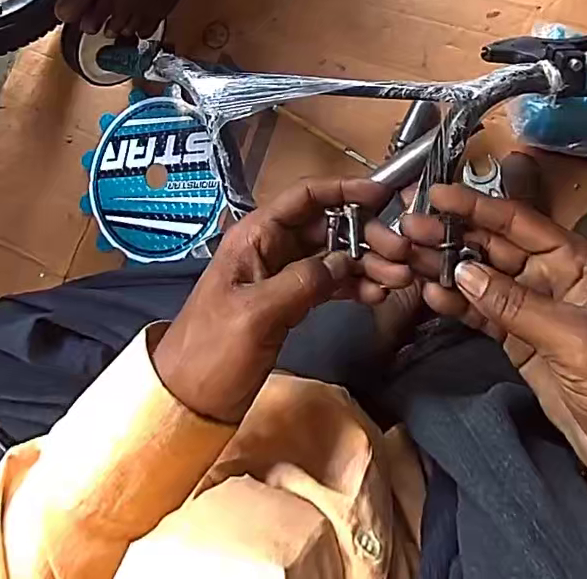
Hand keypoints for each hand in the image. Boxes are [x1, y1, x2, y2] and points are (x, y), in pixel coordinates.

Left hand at [152, 178, 414, 421]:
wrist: (188, 398)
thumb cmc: (212, 350)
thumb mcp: (256, 313)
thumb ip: (301, 282)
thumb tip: (344, 262)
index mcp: (255, 235)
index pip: (303, 197)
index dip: (342, 189)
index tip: (381, 193)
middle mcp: (270, 246)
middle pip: (325, 225)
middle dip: (364, 232)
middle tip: (399, 252)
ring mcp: (281, 274)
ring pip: (332, 254)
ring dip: (365, 262)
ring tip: (398, 276)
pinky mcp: (289, 302)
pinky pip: (328, 283)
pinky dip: (353, 285)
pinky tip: (377, 293)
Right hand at [398, 185, 586, 539]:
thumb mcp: (580, 343)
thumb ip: (517, 304)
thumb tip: (463, 271)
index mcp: (576, 264)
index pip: (518, 223)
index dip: (476, 207)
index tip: (436, 195)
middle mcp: (550, 278)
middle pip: (491, 245)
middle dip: (450, 233)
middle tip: (409, 227)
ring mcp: (532, 308)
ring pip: (479, 275)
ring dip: (445, 265)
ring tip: (407, 256)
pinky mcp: (519, 339)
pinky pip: (479, 310)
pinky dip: (454, 302)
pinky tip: (429, 294)